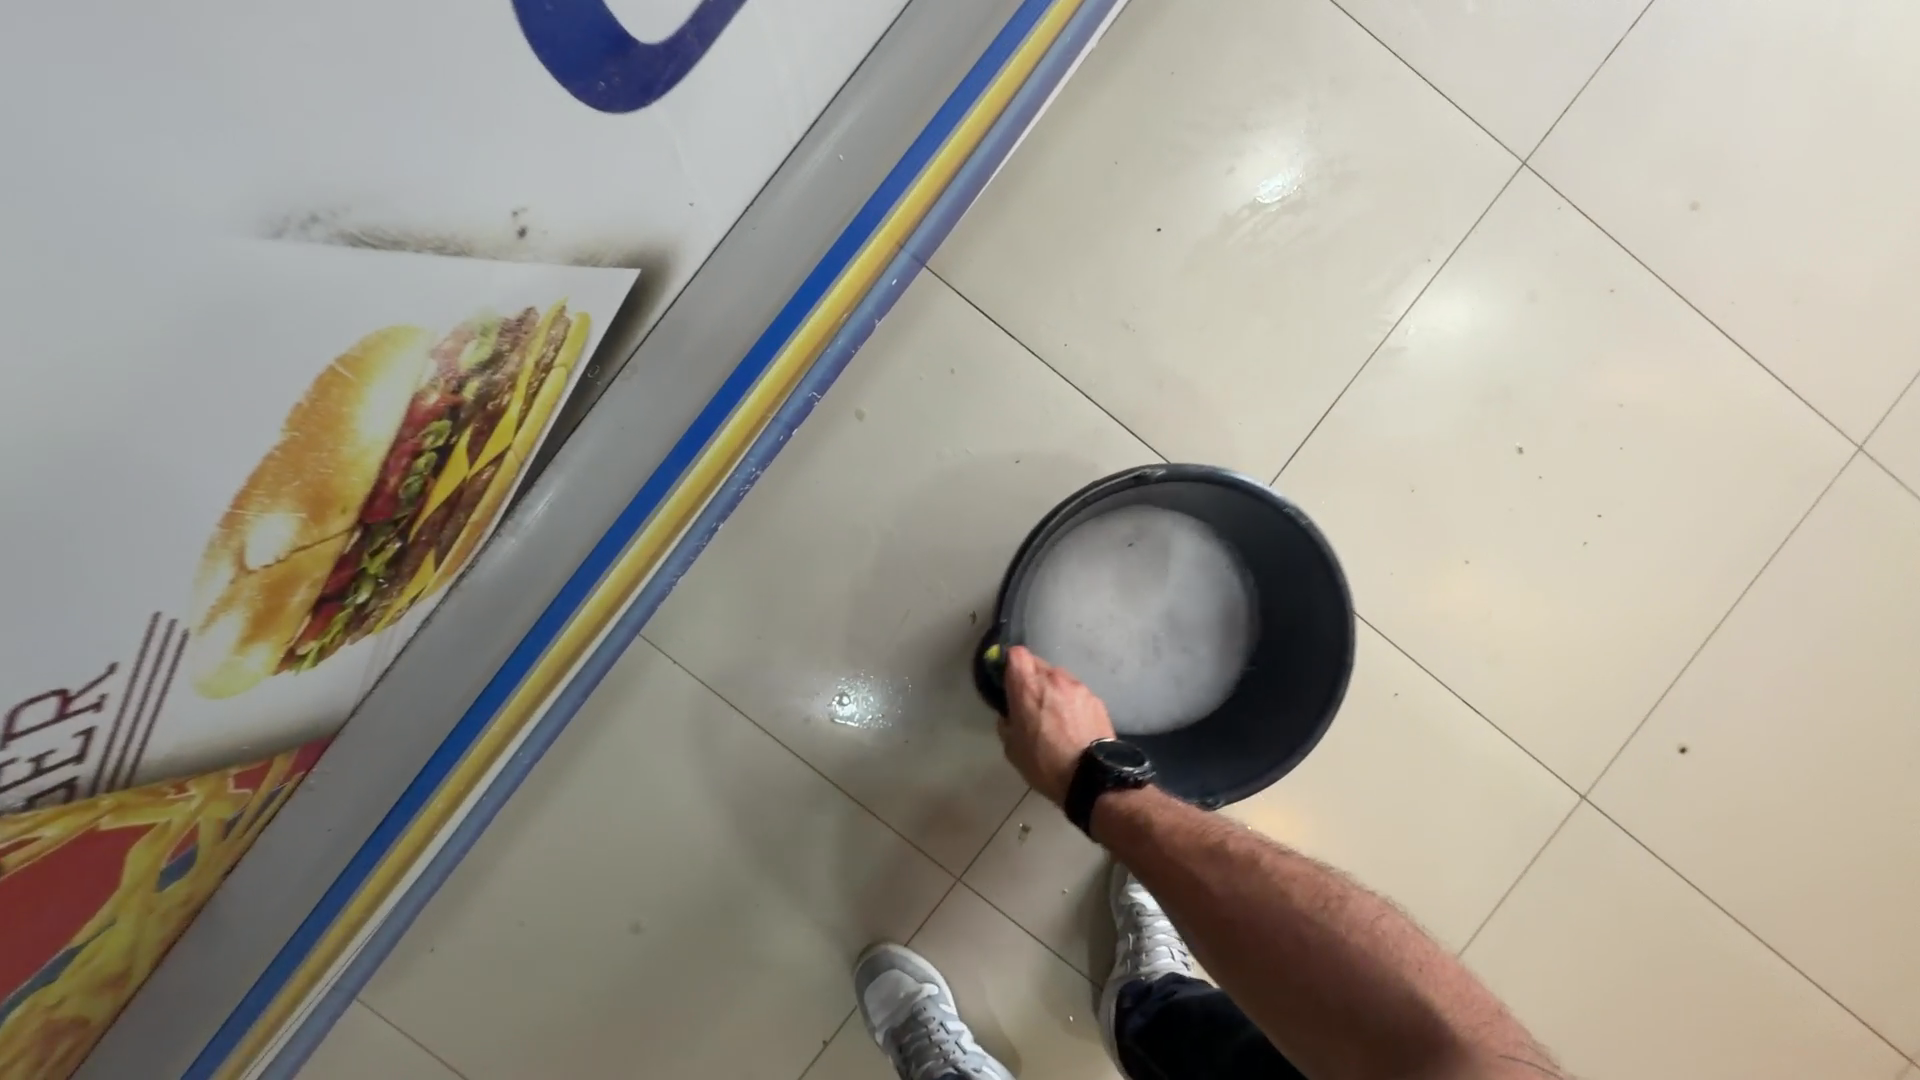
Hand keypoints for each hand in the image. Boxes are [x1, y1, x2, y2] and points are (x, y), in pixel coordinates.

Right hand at [997, 646, 1116, 805]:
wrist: (1093, 778)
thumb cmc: (1045, 764)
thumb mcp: (1012, 748)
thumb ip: (1007, 722)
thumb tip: (1010, 713)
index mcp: (1027, 687)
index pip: (1015, 654)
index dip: (1010, 664)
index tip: (1008, 681)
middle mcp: (1053, 679)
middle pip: (1037, 664)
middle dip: (1031, 679)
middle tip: (1030, 703)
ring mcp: (1077, 686)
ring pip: (1058, 678)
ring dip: (1052, 690)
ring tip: (1055, 716)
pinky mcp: (1096, 698)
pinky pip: (1076, 692)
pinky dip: (1070, 701)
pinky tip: (1073, 724)